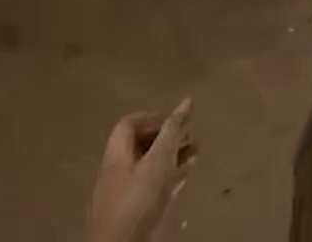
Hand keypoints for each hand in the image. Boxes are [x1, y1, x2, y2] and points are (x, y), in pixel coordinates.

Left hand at [90, 101, 197, 241]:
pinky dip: (171, 175)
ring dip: (173, 155)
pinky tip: (184, 177)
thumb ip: (173, 129)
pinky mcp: (136, 210)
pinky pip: (154, 184)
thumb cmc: (140, 199)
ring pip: (150, 164)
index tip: (175, 122)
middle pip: (141, 143)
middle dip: (168, 136)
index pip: (129, 124)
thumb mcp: (159, 158)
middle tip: (189, 136)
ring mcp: (125, 192)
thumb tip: (187, 101)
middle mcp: (118, 171)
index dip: (153, 118)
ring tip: (194, 154)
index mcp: (116, 155)